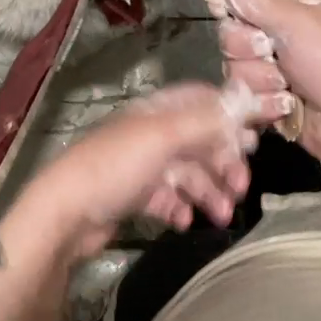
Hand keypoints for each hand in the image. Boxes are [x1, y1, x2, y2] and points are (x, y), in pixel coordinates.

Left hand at [20, 82, 281, 258]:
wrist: (65, 213)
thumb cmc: (115, 166)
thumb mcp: (163, 136)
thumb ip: (205, 120)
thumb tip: (245, 99)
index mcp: (157, 111)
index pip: (201, 102)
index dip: (229, 115)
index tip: (256, 136)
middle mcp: (151, 133)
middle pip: (198, 140)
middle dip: (223, 160)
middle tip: (242, 185)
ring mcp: (141, 165)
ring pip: (186, 173)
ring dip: (208, 190)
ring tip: (222, 214)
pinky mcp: (132, 196)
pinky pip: (166, 198)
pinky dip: (180, 207)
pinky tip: (186, 220)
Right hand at [215, 0, 320, 172]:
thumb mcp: (297, 22)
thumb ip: (256, 0)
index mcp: (286, 11)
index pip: (241, 3)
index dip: (236, 13)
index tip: (245, 21)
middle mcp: (276, 39)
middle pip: (231, 38)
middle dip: (251, 51)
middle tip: (277, 56)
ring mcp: (272, 74)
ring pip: (235, 71)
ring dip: (261, 81)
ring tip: (288, 88)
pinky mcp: (268, 105)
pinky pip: (243, 101)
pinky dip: (264, 106)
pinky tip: (286, 108)